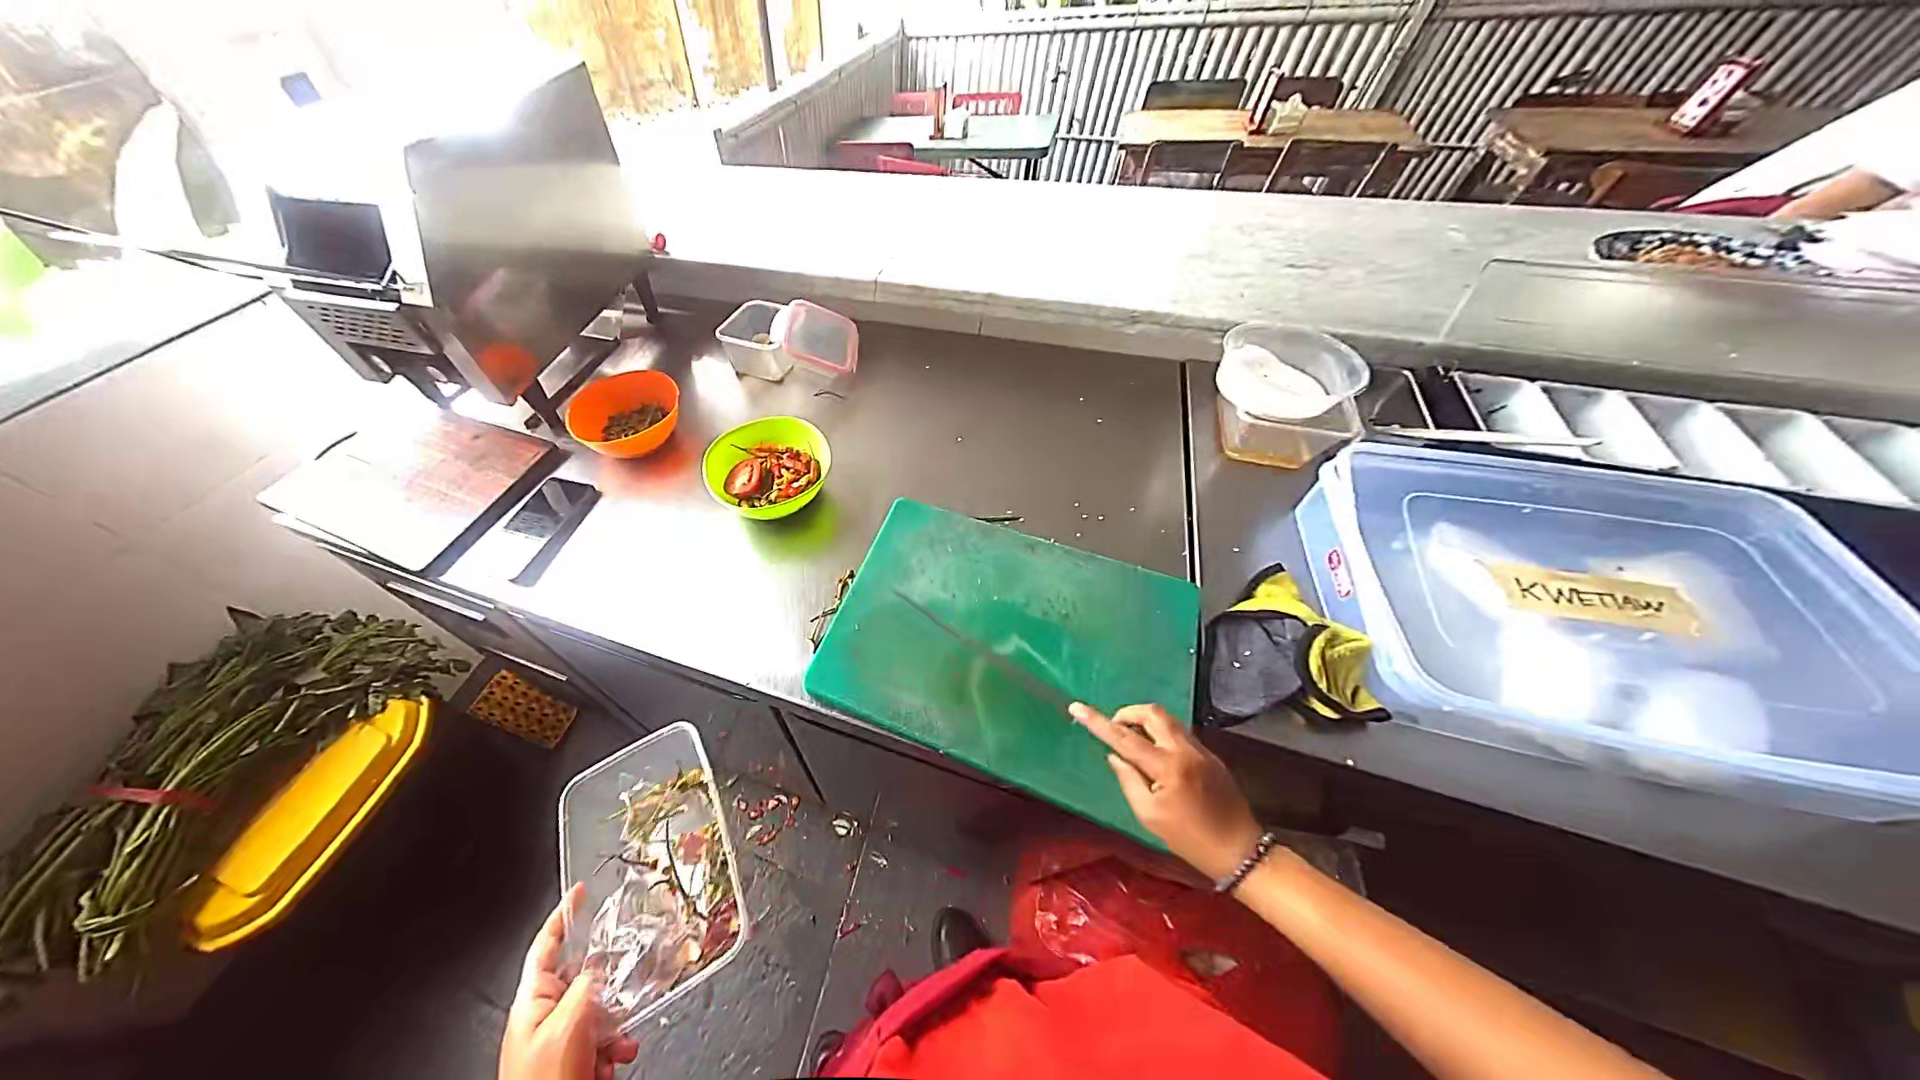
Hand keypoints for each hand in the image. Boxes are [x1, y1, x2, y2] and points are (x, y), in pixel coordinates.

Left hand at [500, 884, 639, 1079]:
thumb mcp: (570, 1026)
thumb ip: (588, 987)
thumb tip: (599, 968)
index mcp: (532, 1002)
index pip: (546, 945)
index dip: (562, 915)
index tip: (579, 891)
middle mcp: (543, 1016)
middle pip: (583, 979)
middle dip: (609, 988)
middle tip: (623, 992)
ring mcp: (557, 1039)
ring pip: (599, 1010)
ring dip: (615, 1026)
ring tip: (616, 1045)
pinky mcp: (571, 1059)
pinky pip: (601, 1037)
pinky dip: (614, 1046)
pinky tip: (615, 1060)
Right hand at [1070, 703, 1262, 880]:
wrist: (1239, 851)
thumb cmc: (1189, 839)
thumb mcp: (1149, 816)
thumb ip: (1128, 780)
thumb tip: (1115, 756)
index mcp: (1167, 766)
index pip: (1124, 737)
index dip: (1098, 722)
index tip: (1077, 707)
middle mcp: (1185, 750)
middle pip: (1152, 713)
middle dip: (1128, 713)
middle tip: (1114, 728)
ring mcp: (1201, 750)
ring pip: (1168, 719)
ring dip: (1145, 722)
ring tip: (1133, 740)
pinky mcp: (1211, 756)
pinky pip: (1180, 732)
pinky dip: (1161, 734)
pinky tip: (1156, 754)